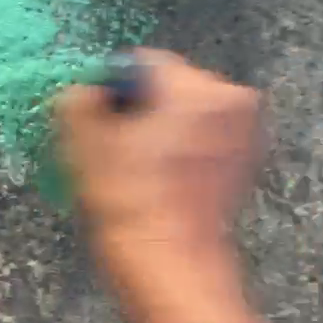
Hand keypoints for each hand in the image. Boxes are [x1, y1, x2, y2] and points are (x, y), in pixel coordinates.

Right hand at [52, 50, 263, 322]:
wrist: (166, 258)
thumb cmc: (125, 198)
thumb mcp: (84, 144)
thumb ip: (79, 101)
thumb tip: (82, 90)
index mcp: (200, 91)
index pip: (142, 65)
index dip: (106, 89)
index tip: (87, 123)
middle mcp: (234, 102)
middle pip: (164, 89)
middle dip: (131, 111)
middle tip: (102, 148)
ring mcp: (243, 134)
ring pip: (179, 116)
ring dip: (148, 133)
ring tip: (123, 168)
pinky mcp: (238, 164)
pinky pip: (195, 141)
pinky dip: (169, 152)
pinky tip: (148, 181)